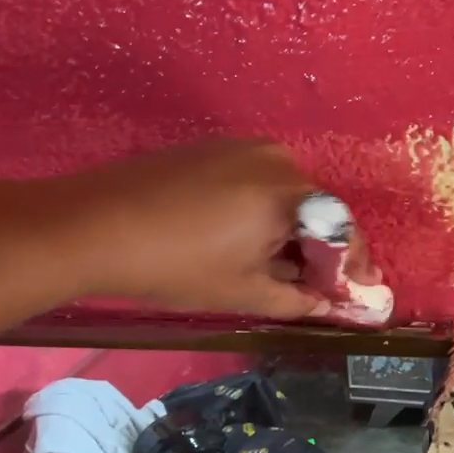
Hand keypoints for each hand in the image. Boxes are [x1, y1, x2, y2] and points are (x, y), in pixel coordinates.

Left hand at [50, 139, 357, 319]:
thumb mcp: (245, 292)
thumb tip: (327, 305)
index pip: (344, 230)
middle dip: (323, 247)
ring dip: (292, 228)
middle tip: (320, 281)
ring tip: (280, 263)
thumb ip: (298, 299)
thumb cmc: (176, 265)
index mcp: (291, 194)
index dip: (357, 264)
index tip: (365, 288)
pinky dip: (263, 209)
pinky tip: (246, 236)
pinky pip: (257, 180)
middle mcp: (277, 160)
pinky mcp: (212, 147)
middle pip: (317, 209)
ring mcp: (242, 147)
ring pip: (286, 194)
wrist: (88, 226)